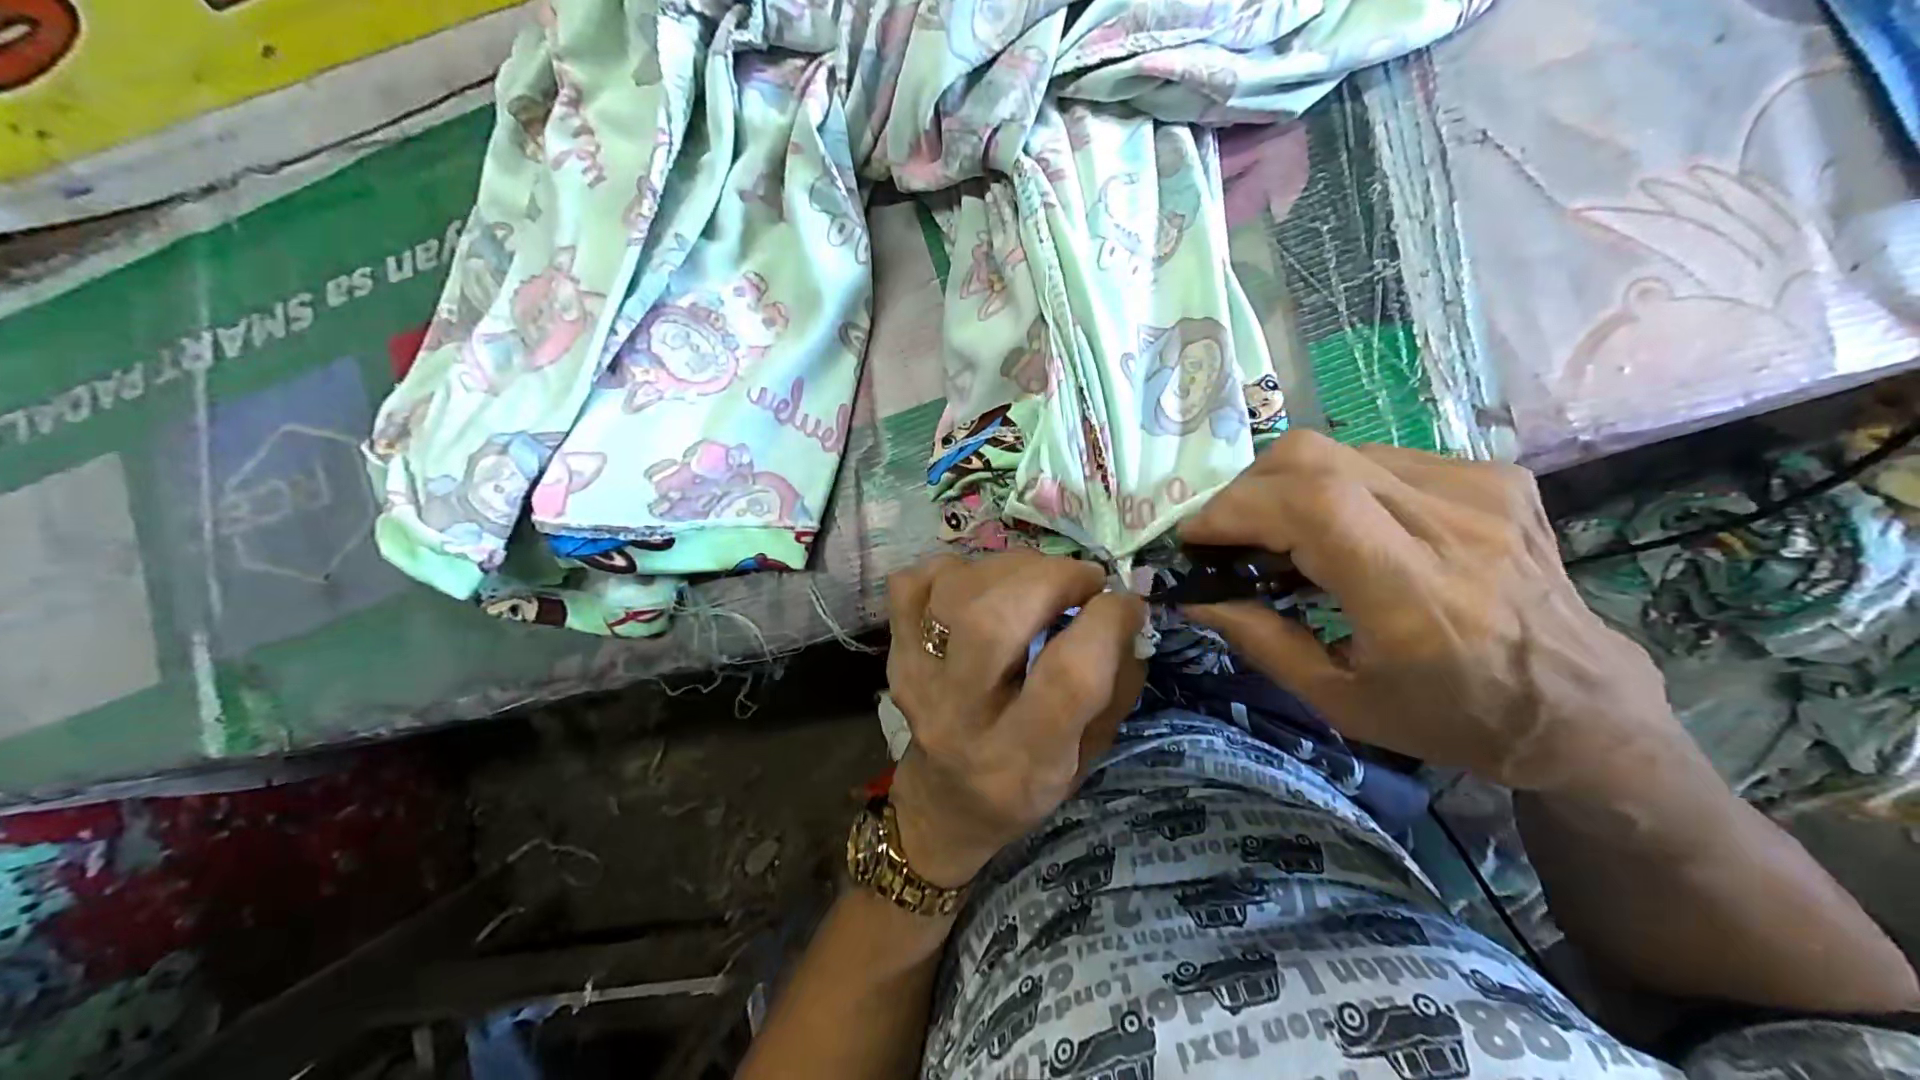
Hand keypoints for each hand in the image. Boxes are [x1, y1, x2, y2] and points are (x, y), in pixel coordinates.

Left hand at [883, 552, 1147, 887]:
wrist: (945, 803)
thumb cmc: (1028, 784)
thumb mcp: (1090, 754)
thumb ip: (1117, 686)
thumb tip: (1129, 611)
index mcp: (1022, 760)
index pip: (1067, 677)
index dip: (1106, 623)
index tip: (1126, 604)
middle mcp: (960, 718)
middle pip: (993, 621)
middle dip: (1053, 579)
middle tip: (1084, 579)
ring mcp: (916, 681)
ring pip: (954, 592)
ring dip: (1011, 567)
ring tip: (1040, 579)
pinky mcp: (894, 654)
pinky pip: (912, 583)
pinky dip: (955, 568)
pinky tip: (986, 587)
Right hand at [1180, 431, 1684, 793]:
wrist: (1583, 708)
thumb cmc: (1453, 717)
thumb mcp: (1341, 700)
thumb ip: (1260, 639)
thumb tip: (1194, 597)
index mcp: (1413, 595)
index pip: (1310, 504)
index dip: (1236, 507)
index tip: (1195, 536)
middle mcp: (1450, 526)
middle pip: (1314, 456)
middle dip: (1247, 488)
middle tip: (1228, 533)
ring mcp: (1480, 490)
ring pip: (1341, 449)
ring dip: (1287, 485)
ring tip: (1280, 531)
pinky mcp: (1495, 477)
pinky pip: (1382, 458)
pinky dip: (1338, 484)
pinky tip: (1346, 526)